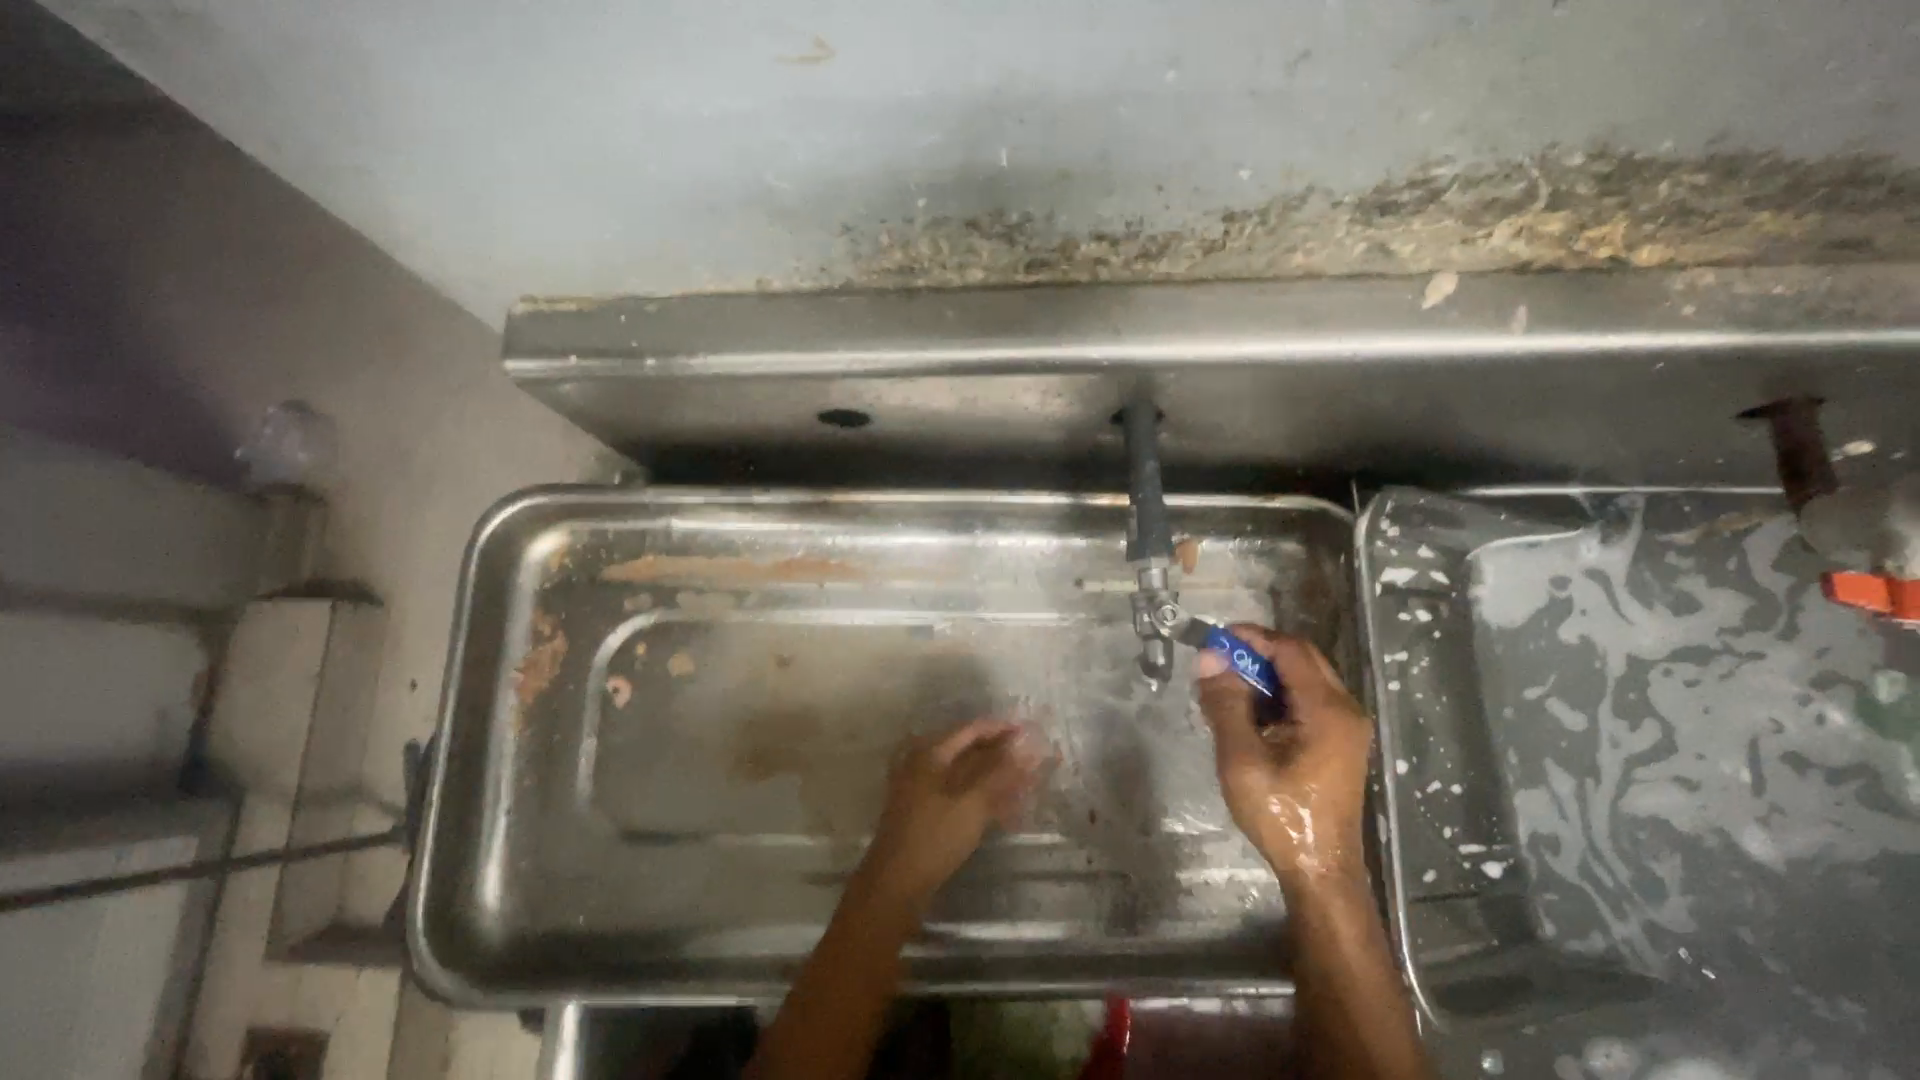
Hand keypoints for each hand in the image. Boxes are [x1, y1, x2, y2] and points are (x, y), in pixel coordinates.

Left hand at [854, 717, 1043, 910]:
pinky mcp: (922, 810)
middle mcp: (921, 763)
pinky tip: (1001, 808)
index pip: (971, 730)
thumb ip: (1000, 773)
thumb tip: (1026, 747)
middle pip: (967, 750)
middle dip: (1000, 754)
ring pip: (963, 774)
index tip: (1030, 733)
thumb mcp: (972, 803)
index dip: (1001, 729)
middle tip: (1031, 762)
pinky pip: (957, 792)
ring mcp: (919, 788)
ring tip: (1023, 786)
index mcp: (930, 753)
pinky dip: (979, 795)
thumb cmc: (935, 838)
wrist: (895, 883)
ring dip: (993, 777)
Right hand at [1194, 626, 1372, 885]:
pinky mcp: (1340, 743)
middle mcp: (1346, 710)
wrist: (1319, 868)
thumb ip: (1225, 704)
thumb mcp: (1241, 759)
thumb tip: (1209, 657)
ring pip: (1304, 679)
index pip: (1291, 650)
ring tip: (1226, 689)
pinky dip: (1278, 696)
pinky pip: (1308, 701)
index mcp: (1328, 710)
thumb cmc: (1280, 815)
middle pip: (1302, 659)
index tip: (1215, 639)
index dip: (1252, 638)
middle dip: (1258, 654)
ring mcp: (1347, 728)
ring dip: (1266, 675)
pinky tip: (1249, 714)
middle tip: (1217, 662)